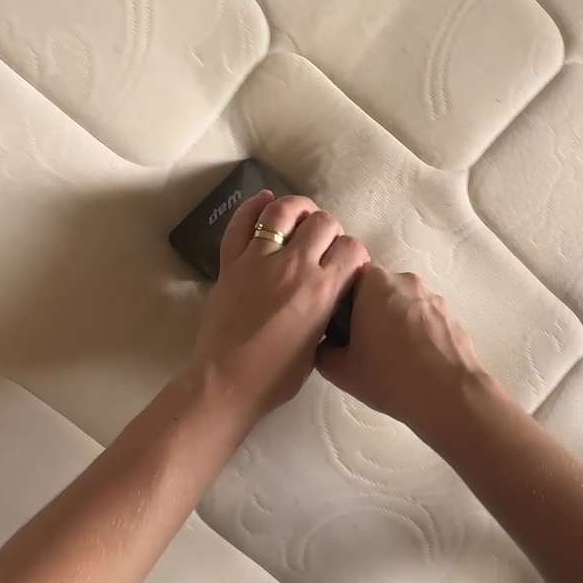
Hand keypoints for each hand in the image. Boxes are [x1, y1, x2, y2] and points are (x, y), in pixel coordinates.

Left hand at [187, 191, 368, 420]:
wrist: (227, 382)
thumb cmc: (277, 376)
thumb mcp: (318, 343)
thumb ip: (327, 309)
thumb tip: (330, 290)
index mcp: (322, 290)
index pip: (352, 249)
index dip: (355, 254)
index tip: (348, 265)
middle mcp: (294, 266)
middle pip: (323, 222)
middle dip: (331, 230)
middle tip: (323, 246)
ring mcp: (258, 259)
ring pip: (283, 210)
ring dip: (298, 208)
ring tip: (301, 215)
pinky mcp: (231, 262)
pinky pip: (242, 223)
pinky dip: (254, 206)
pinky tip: (265, 201)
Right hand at [316, 265, 496, 435]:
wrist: (449, 396)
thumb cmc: (389, 377)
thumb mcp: (340, 370)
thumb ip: (322, 351)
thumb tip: (326, 345)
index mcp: (374, 283)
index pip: (348, 280)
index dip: (340, 304)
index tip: (340, 331)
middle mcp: (405, 280)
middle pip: (377, 290)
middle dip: (368, 312)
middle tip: (363, 347)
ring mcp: (433, 296)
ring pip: (403, 304)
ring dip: (395, 322)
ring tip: (392, 358)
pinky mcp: (452, 315)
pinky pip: (425, 318)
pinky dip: (417, 333)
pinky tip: (415, 361)